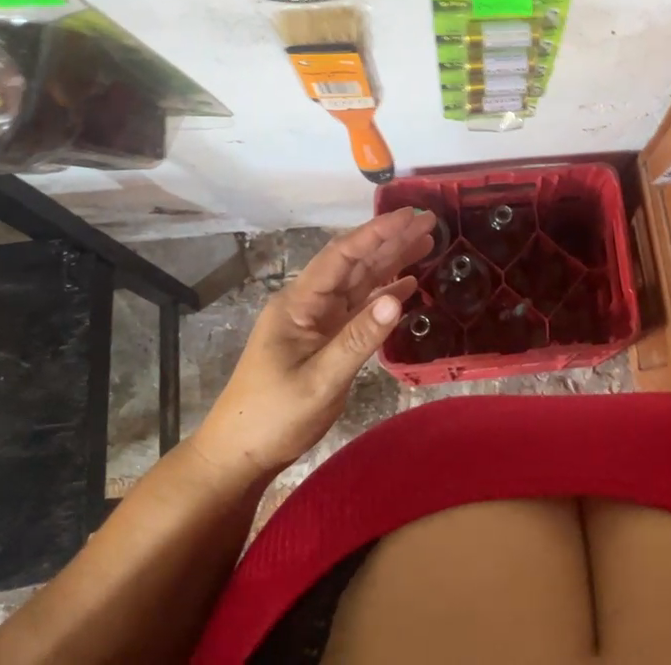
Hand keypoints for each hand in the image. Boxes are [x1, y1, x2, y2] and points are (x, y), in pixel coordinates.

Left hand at [190, 207, 436, 483]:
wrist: (240, 454)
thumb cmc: (273, 416)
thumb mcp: (320, 380)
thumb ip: (359, 338)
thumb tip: (399, 298)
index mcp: (298, 303)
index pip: (342, 256)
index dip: (378, 233)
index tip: (411, 216)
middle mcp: (309, 304)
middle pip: (354, 264)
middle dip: (391, 241)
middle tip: (430, 223)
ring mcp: (317, 322)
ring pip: (360, 283)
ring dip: (392, 263)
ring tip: (427, 244)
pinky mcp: (325, 340)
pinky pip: (359, 309)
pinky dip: (385, 295)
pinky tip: (409, 286)